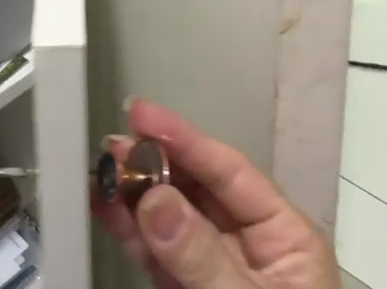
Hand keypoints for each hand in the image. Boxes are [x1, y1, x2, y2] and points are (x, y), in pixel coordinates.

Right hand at [93, 98, 338, 288]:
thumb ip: (203, 257)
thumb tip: (156, 200)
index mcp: (284, 237)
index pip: (228, 170)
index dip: (184, 138)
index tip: (143, 115)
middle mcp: (250, 245)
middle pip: (197, 187)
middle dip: (154, 162)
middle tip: (113, 144)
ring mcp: (217, 270)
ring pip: (171, 216)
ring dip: (136, 192)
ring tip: (102, 170)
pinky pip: (158, 253)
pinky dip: (132, 230)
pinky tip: (110, 209)